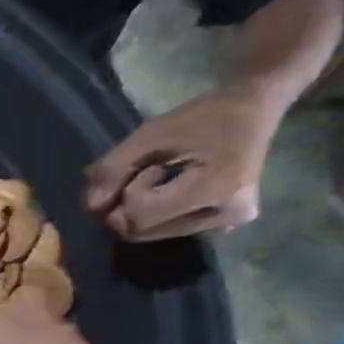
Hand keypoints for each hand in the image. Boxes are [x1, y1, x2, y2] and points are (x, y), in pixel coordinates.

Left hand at [84, 81, 284, 239]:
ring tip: (160, 176)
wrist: (254, 108)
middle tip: (145, 170)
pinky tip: (169, 188)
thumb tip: (90, 206)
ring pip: (150, 234)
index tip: (149, 164)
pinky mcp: (221, 228)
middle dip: (126, 205)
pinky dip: (153, 212)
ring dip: (138, 209)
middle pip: (142, 232)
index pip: (140, 216)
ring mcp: (226, 227)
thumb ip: (114, 167)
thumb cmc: (205, 114)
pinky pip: (167, 230)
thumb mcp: (152, 133)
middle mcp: (225, 219)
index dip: (129, 191)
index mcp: (216, 191)